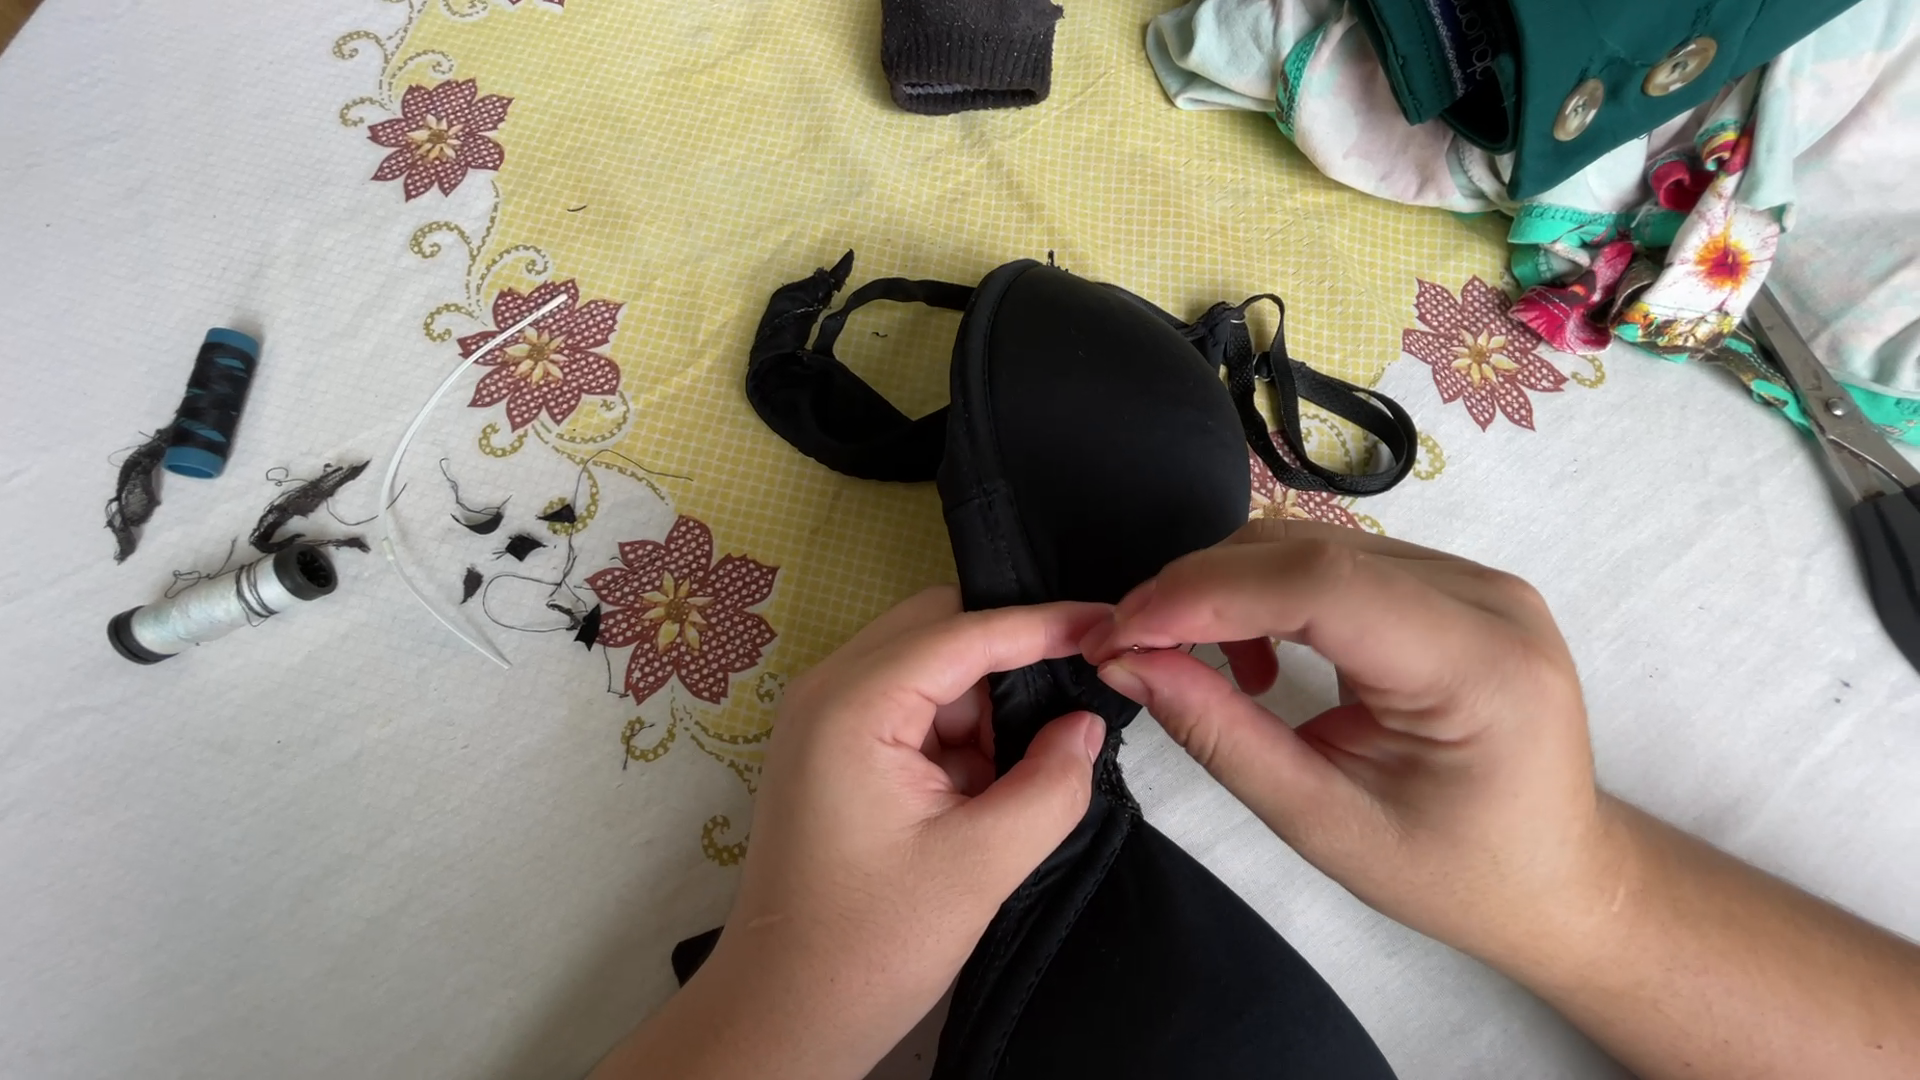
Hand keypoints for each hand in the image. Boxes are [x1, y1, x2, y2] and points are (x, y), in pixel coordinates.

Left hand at [594, 588, 1107, 1079]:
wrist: (784, 1011)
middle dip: (1008, 658)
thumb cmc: (871, 944)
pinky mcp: (837, 740)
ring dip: (983, 704)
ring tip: (1011, 772)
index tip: (1105, 622)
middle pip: (938, 628)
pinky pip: (914, 701)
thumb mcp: (979, 866)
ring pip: (930, 664)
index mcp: (853, 703)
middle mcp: (830, 686)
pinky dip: (958, 730)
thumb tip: (1086, 723)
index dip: (1039, 622)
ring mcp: (828, 710)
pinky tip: (978, 786)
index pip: (962, 631)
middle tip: (1068, 699)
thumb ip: (1050, 785)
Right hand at [1081, 520, 1612, 964]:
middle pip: (1302, 549)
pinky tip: (1257, 655)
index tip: (1118, 632)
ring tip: (1193, 660)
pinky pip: (1322, 558)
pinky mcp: (1440, 579)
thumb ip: (1218, 734)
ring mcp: (1466, 576)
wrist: (1559, 876)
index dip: (1201, 594)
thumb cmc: (1452, 873)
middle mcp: (1480, 596)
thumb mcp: (1321, 823)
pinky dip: (1258, 593)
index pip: (1317, 585)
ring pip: (1302, 542)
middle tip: (1128, 645)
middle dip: (1194, 589)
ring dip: (1222, 589)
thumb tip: (1123, 664)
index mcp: (1476, 666)